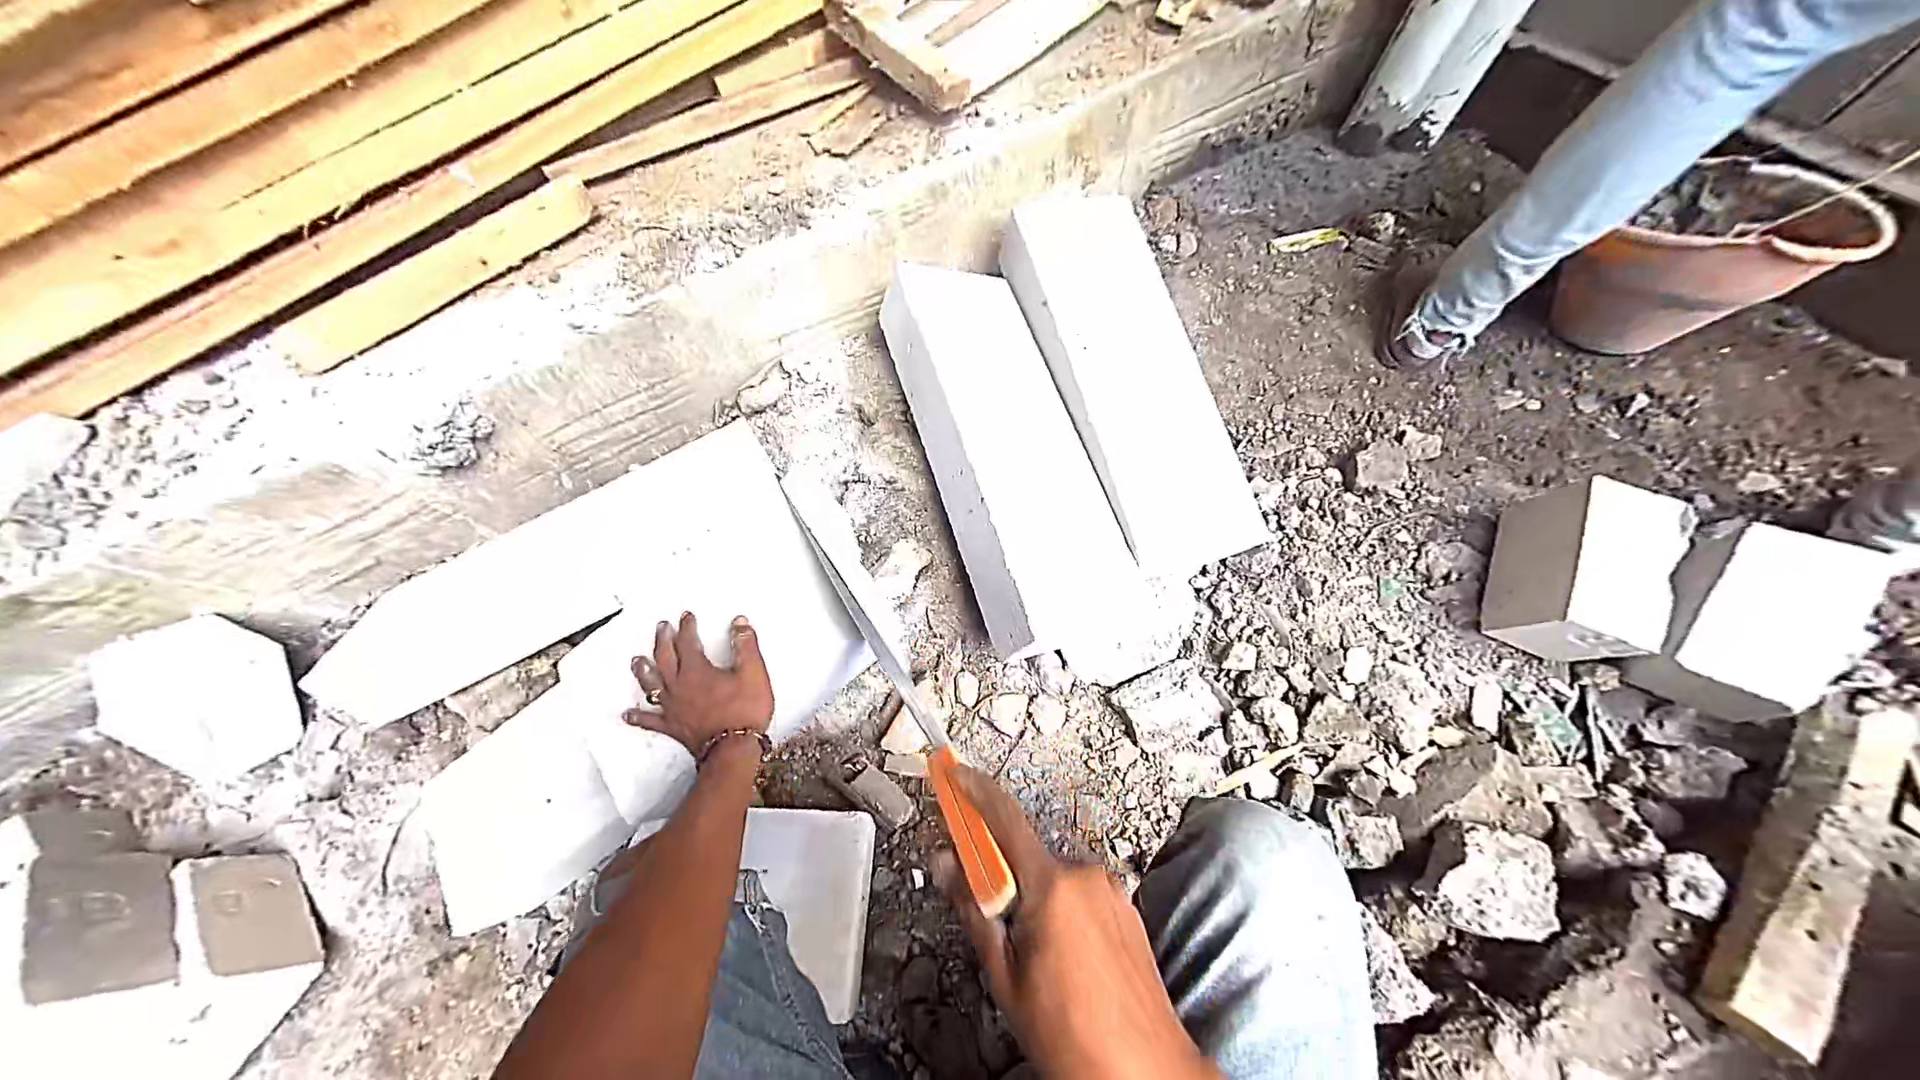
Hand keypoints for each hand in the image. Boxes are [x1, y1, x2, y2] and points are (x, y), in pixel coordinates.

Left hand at [622, 612, 772, 756]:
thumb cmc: (744, 710)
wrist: (733, 748)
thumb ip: (745, 645)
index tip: (686, 616)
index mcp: (697, 670)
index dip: (687, 627)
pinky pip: (650, 720)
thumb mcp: (753, 672)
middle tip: (661, 628)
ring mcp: (672, 707)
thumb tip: (739, 623)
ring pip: (651, 684)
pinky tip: (628, 714)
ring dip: (643, 671)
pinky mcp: (672, 727)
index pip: (688, 642)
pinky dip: (638, 716)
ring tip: (637, 660)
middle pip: (665, 658)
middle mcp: (679, 686)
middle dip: (663, 640)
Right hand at [934, 766, 1220, 1079]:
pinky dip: (1060, 909)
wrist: (1146, 1072)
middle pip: (1026, 854)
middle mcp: (1084, 876)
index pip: (1003, 818)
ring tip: (1035, 956)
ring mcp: (1109, 890)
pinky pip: (1078, 892)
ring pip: (1052, 877)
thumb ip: (974, 909)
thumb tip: (950, 866)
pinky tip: (1063, 957)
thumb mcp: (1005, 974)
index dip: (975, 792)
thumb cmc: (1076, 1036)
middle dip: (1002, 876)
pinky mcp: (1123, 907)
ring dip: (1034, 898)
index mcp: (1051, 886)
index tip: (956, 775)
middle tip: (991, 917)